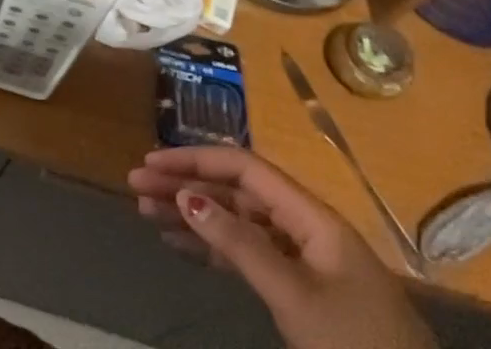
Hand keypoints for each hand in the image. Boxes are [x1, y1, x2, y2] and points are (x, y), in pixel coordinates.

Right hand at [129, 146, 434, 348]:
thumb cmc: (355, 343)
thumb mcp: (294, 294)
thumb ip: (239, 244)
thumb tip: (187, 196)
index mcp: (313, 217)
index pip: (246, 169)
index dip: (196, 160)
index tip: (151, 162)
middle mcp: (307, 228)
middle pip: (238, 192)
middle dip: (186, 186)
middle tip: (135, 187)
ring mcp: (304, 259)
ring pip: (238, 222)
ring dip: (193, 215)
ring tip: (146, 212)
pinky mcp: (301, 288)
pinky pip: (247, 253)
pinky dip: (212, 246)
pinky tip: (179, 245)